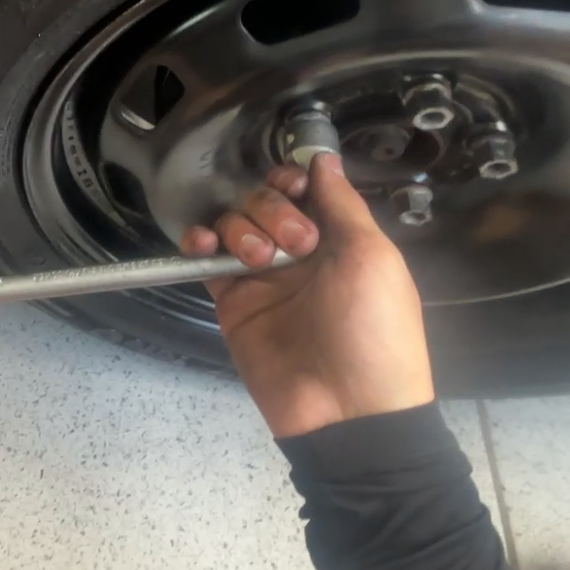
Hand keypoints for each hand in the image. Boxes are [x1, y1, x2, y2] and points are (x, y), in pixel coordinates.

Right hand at [180, 154, 433, 437]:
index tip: (292, 189)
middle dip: (271, 211)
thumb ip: (343, 204)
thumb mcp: (372, 258)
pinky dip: (197, 242)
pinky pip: (204, 258)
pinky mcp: (230, 299)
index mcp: (338, 240)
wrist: (344, 410)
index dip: (291, 182)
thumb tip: (324, 158)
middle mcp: (298, 252)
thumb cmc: (372, 329)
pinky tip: (202, 245)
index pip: (303, 190)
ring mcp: (261, 276)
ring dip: (239, 228)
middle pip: (264, 201)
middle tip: (293, 246)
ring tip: (255, 261)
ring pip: (233, 223)